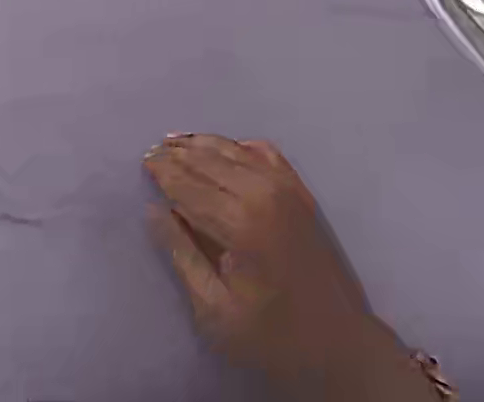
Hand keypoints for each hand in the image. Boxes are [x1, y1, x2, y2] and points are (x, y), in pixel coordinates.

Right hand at [144, 135, 433, 399]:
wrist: (341, 344)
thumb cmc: (272, 336)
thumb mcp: (214, 310)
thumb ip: (182, 254)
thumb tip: (154, 211)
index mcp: (239, 223)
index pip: (189, 185)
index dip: (163, 172)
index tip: (143, 161)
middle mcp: (262, 192)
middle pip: (208, 161)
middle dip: (177, 153)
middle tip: (153, 150)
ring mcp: (285, 187)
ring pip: (233, 150)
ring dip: (202, 143)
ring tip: (176, 139)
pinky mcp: (300, 190)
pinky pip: (264, 152)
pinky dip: (238, 144)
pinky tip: (224, 147)